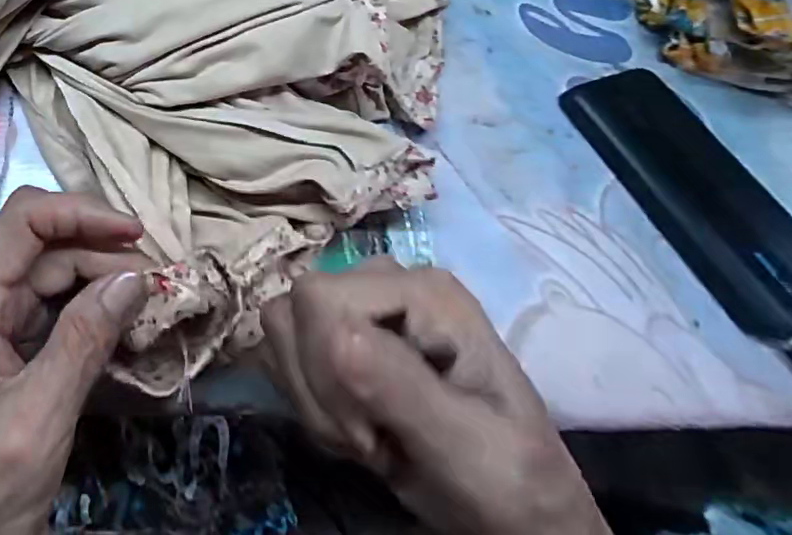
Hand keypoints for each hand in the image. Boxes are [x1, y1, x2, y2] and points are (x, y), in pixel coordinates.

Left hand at [0, 188, 152, 534]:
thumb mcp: (38, 417)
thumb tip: (135, 277)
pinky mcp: (17, 354)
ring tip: (153, 300)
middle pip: (45, 248)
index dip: (77, 213)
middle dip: (102, 252)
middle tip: (160, 280)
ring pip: (57, 278)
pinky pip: (60, 314)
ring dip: (105, 282)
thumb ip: (84, 341)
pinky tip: (130, 323)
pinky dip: (97, 314)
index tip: (134, 231)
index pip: (21, 223)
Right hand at [259, 258, 609, 534]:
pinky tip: (352, 426)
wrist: (512, 517)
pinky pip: (281, 348)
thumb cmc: (509, 483)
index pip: (319, 298)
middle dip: (320, 388)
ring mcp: (356, 302)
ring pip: (279, 326)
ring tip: (367, 435)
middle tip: (373, 438)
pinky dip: (305, 399)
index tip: (376, 431)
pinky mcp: (335, 329)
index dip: (327, 365)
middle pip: (293, 309)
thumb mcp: (470, 446)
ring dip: (311, 398)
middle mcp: (381, 280)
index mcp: (421, 289)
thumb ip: (403, 388)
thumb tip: (336, 335)